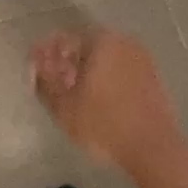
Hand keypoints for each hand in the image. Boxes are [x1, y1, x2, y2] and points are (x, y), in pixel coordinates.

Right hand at [31, 28, 182, 170]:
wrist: (152, 148)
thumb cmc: (103, 125)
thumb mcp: (64, 107)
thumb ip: (46, 82)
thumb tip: (37, 66)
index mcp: (102, 42)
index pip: (65, 39)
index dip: (45, 53)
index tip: (34, 68)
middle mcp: (124, 43)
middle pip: (86, 46)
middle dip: (66, 61)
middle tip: (51, 81)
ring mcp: (142, 60)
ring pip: (105, 59)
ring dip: (86, 71)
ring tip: (70, 93)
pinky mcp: (152, 79)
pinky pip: (120, 71)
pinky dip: (104, 79)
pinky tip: (94, 100)